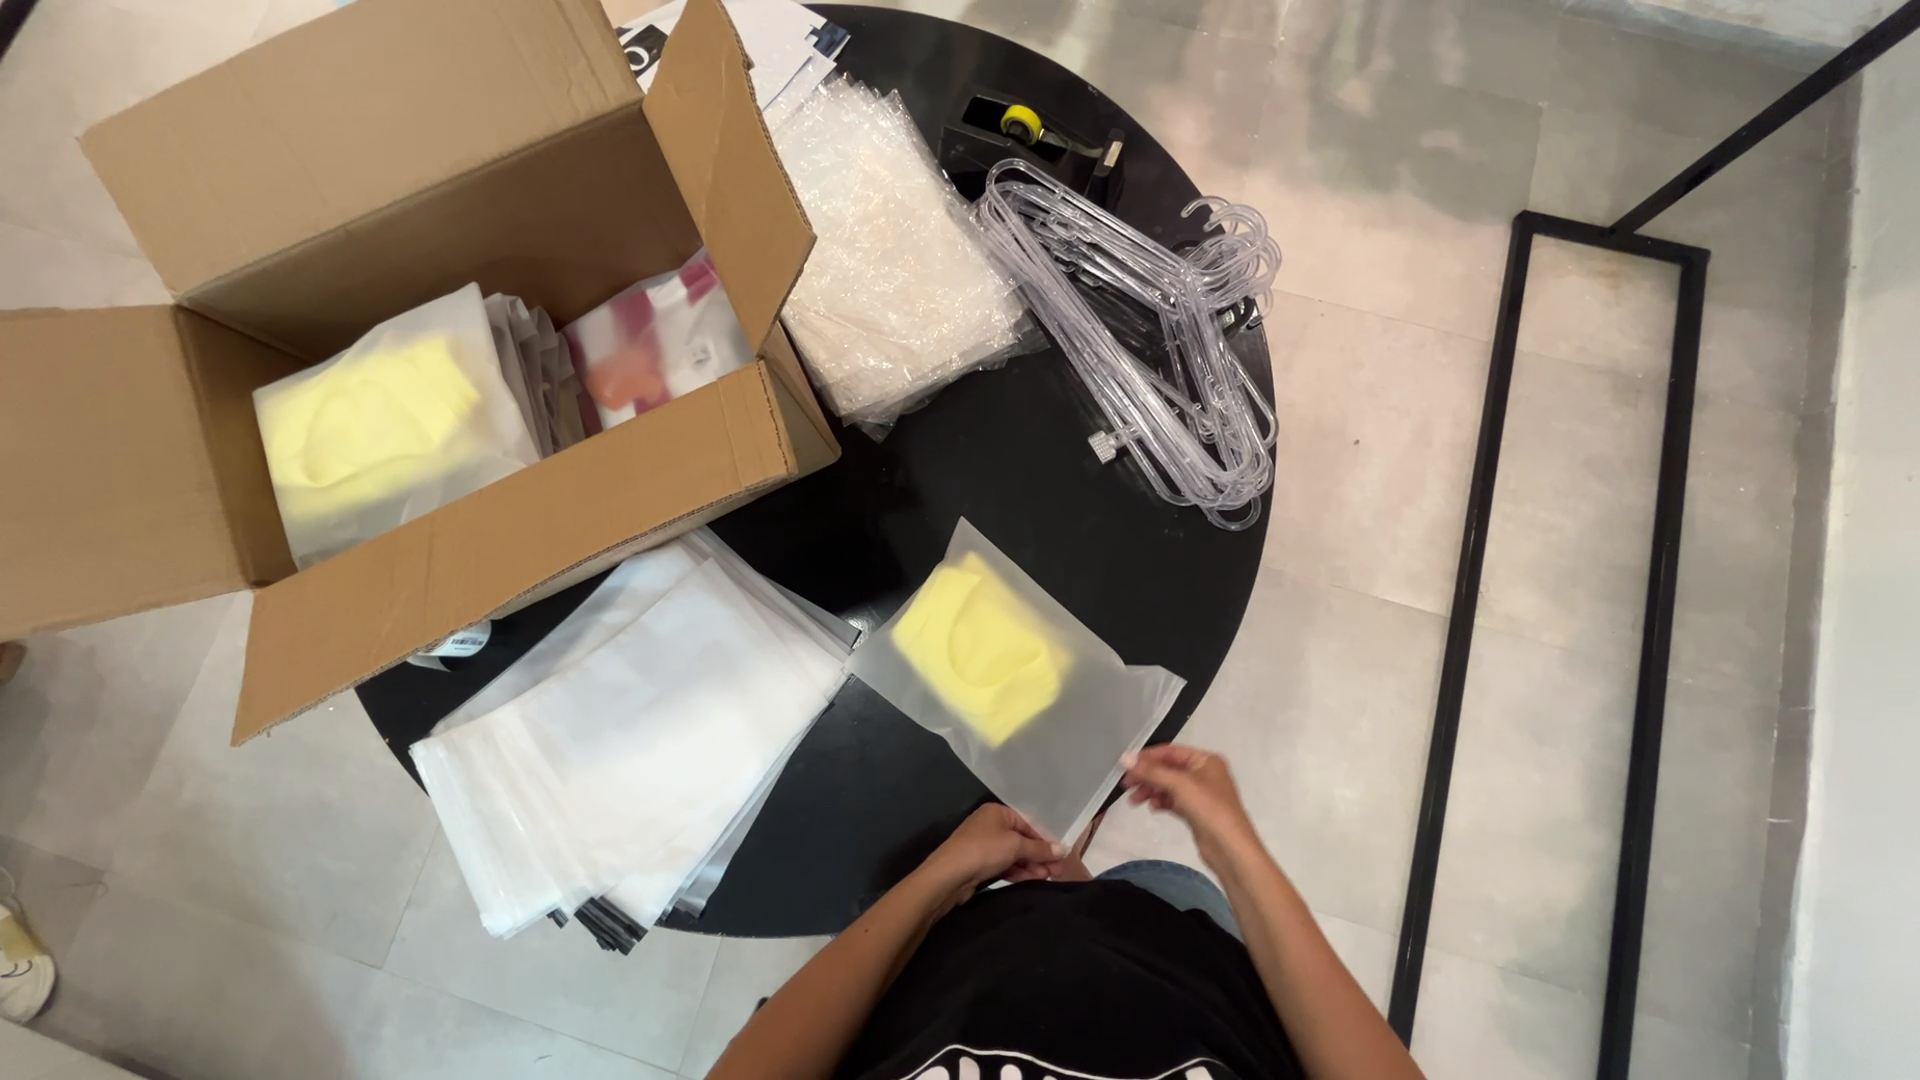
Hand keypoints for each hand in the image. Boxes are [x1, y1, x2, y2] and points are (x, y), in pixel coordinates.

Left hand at [913, 804, 1066, 916]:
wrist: (949, 875)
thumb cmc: (984, 850)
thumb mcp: (1015, 846)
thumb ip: (1039, 848)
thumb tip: (1062, 848)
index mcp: (997, 812)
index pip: (1027, 823)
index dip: (1044, 839)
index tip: (1060, 855)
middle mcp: (991, 825)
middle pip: (1022, 839)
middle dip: (1040, 855)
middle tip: (1058, 871)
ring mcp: (985, 845)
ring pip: (1014, 854)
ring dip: (1032, 865)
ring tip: (1049, 877)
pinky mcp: (981, 864)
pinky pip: (1005, 865)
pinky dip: (1019, 871)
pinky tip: (1033, 879)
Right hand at [1120, 744, 1261, 873]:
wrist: (1231, 849)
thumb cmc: (1209, 809)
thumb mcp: (1179, 785)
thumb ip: (1151, 771)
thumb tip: (1124, 757)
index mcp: (1205, 760)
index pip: (1170, 751)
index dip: (1147, 757)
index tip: (1125, 766)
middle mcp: (1204, 773)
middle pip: (1168, 769)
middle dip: (1147, 776)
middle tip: (1126, 786)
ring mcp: (1201, 793)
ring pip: (1169, 785)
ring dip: (1151, 790)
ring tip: (1135, 801)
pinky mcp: (1196, 811)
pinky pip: (1174, 800)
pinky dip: (1162, 802)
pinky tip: (1153, 808)